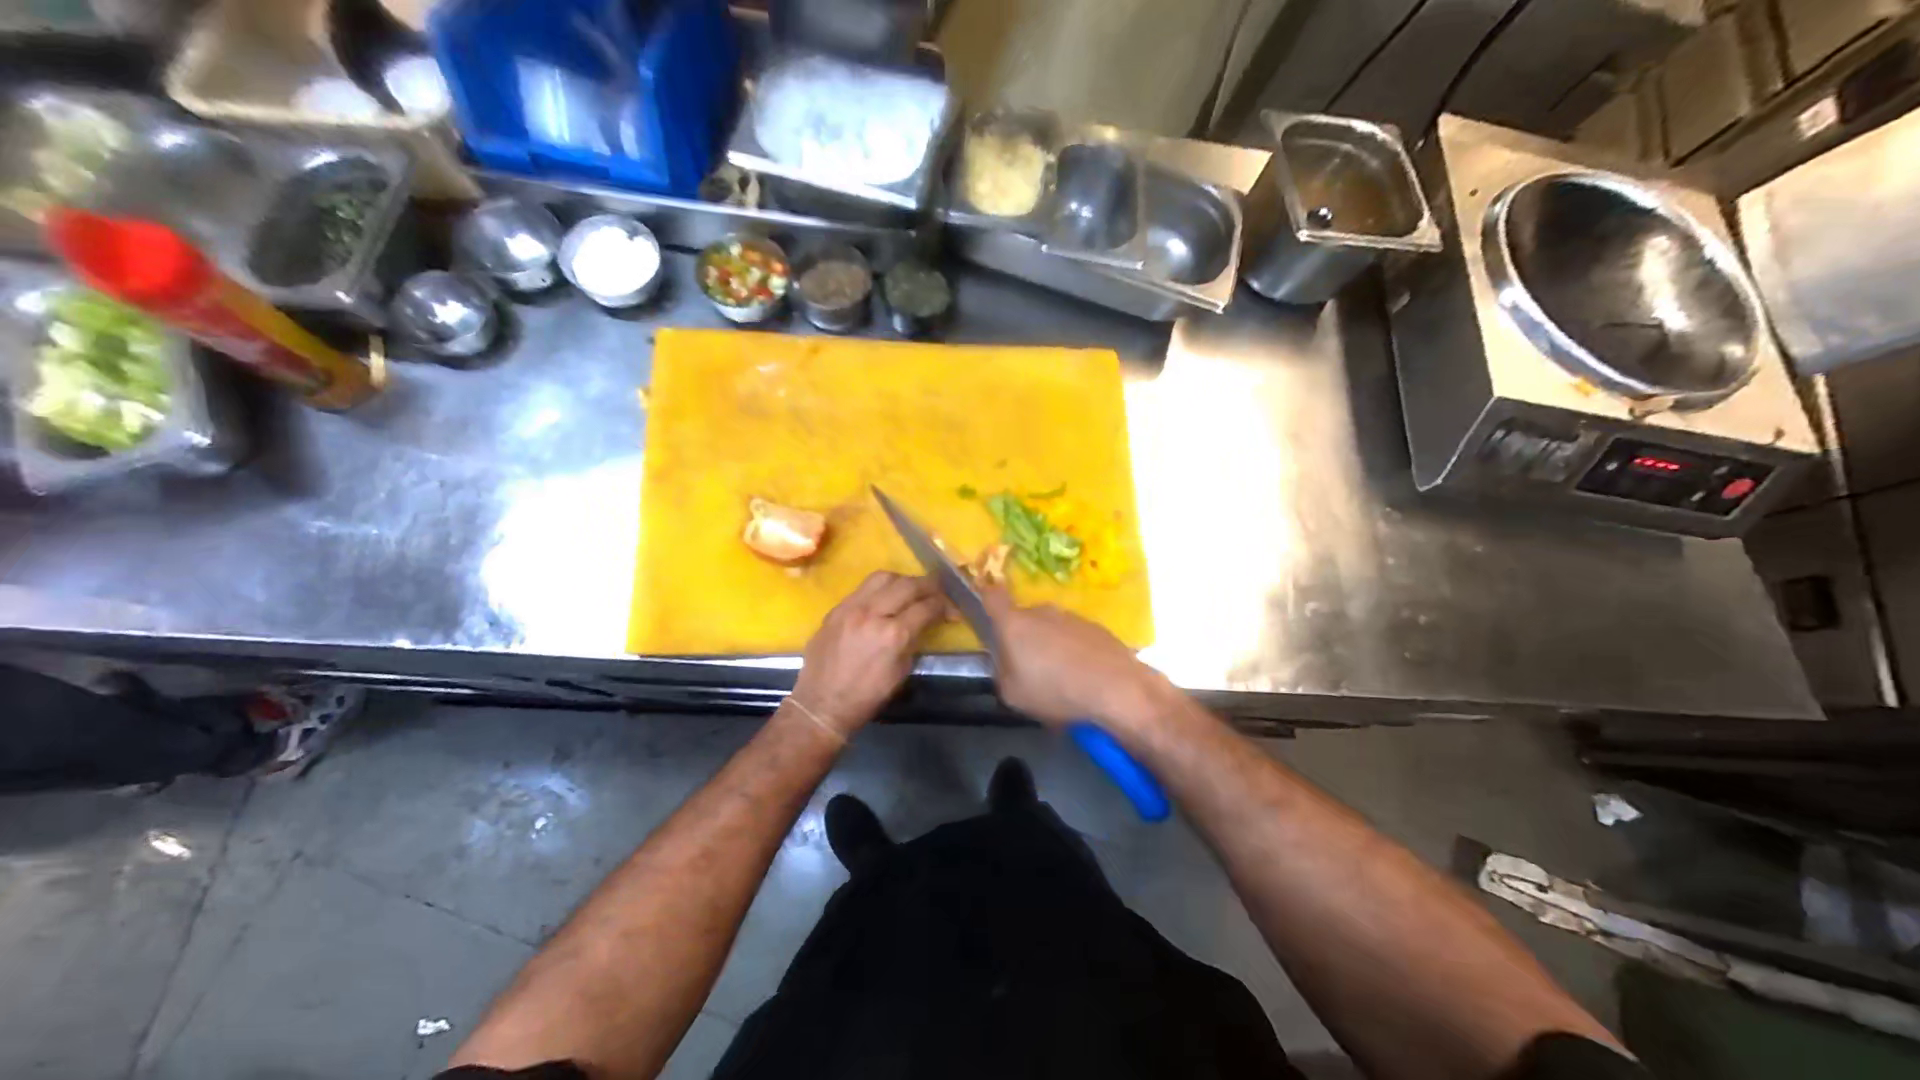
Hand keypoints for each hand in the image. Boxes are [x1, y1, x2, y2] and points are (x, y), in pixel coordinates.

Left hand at [791, 571, 945, 734]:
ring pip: (883, 577)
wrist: (823, 704)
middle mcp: (873, 614)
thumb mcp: (902, 671)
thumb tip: (924, 622)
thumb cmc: (868, 696)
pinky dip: (879, 589)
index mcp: (893, 635)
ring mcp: (851, 608)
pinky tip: (884, 597)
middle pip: (908, 585)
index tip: (951, 609)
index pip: (926, 607)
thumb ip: (914, 640)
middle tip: (938, 591)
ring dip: (902, 580)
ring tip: (910, 590)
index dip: (944, 606)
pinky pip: (862, 588)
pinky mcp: (835, 609)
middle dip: (928, 586)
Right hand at [979, 585, 1163, 727]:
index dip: (985, 599)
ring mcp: (1072, 617)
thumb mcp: (1012, 694)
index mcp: (1014, 623)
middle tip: (1028, 669)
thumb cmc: (1055, 690)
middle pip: (1024, 618)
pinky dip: (1075, 654)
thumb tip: (1006, 664)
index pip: (992, 596)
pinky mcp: (1097, 628)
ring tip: (1060, 681)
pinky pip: (1075, 639)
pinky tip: (1083, 680)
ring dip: (1051, 647)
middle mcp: (1042, 611)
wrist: (1117, 688)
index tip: (985, 611)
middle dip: (1023, 638)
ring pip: (1051, 629)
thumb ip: (1002, 673)